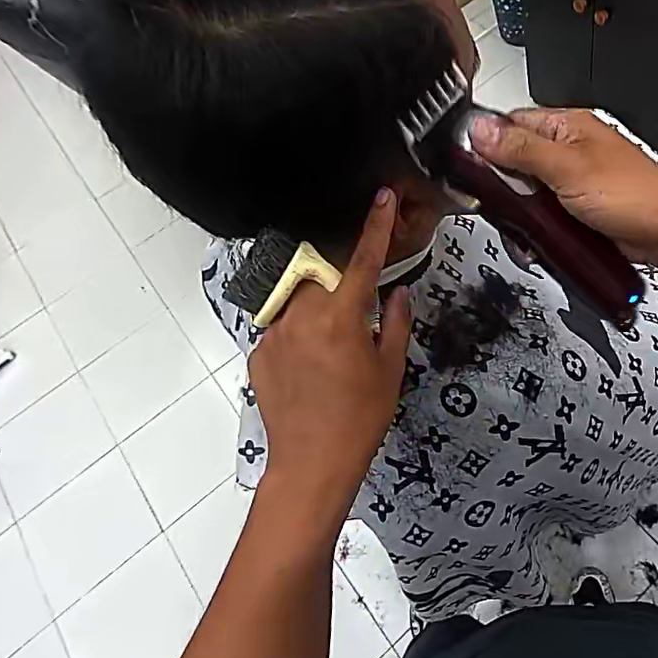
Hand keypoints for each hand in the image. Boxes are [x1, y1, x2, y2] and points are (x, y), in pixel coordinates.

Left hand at [248, 191, 411, 504]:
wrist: (312, 461)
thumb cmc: (362, 416)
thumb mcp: (391, 369)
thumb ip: (396, 323)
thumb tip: (398, 292)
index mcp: (341, 317)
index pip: (362, 260)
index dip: (375, 225)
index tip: (381, 196)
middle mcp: (302, 316)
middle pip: (322, 274)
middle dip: (341, 277)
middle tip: (359, 305)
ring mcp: (274, 334)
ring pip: (302, 300)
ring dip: (323, 308)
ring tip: (338, 348)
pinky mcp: (258, 352)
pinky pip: (285, 327)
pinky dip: (304, 335)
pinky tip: (317, 368)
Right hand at [468, 108, 657, 264]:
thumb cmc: (635, 195)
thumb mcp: (568, 168)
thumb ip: (522, 149)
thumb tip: (481, 129)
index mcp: (569, 126)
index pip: (512, 123)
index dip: (489, 143)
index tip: (472, 167)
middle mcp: (572, 150)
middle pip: (518, 160)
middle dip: (507, 185)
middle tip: (503, 202)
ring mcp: (577, 181)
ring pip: (532, 191)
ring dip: (523, 210)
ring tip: (524, 224)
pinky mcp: (582, 209)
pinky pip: (549, 213)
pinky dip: (541, 226)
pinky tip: (539, 238)